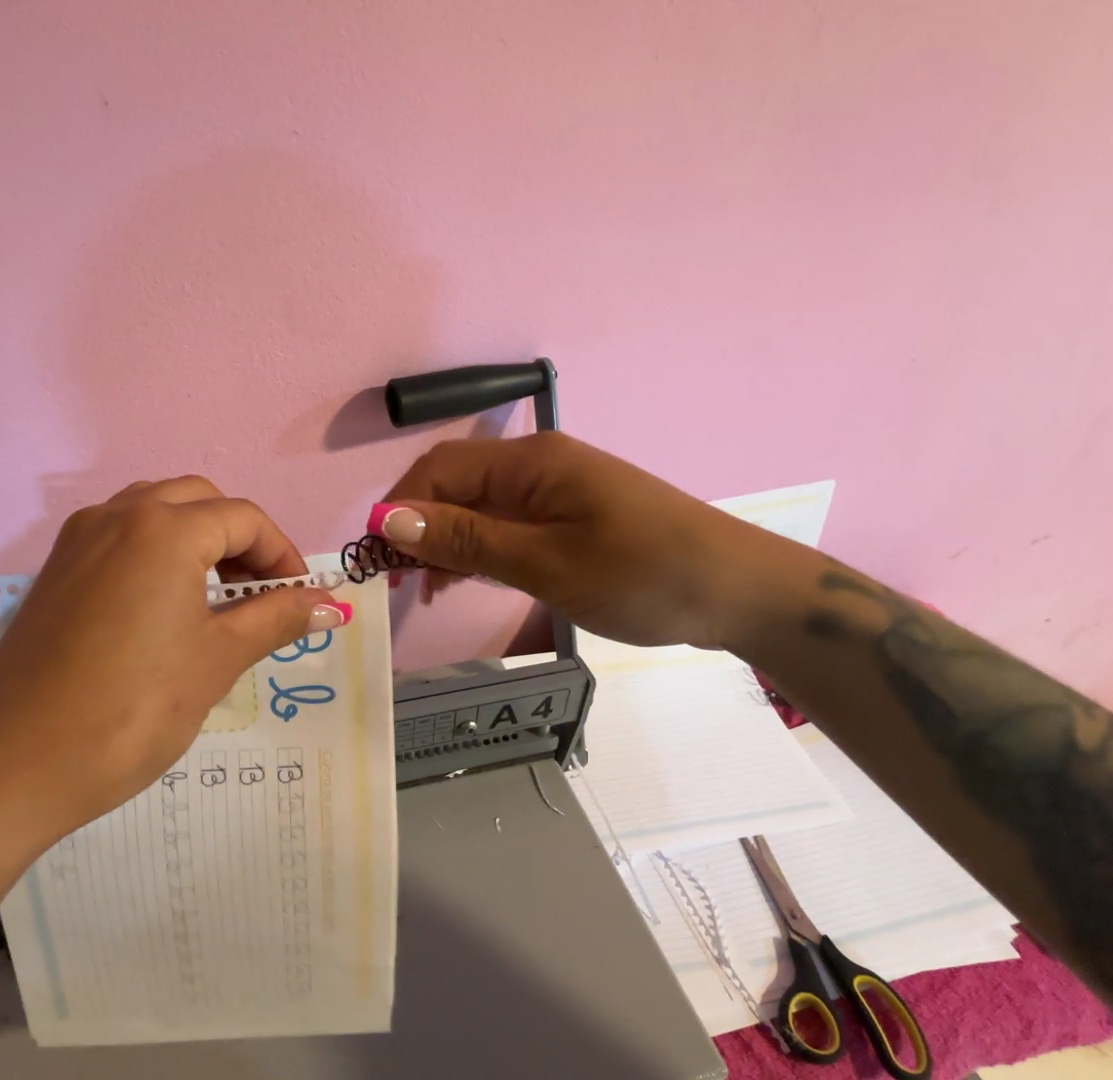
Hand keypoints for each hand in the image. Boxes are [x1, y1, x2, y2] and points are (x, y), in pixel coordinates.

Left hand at [0, 477, 345, 842]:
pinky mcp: (54, 571)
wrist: (15, 764)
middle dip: (240, 539)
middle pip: (198, 501)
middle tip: (261, 595)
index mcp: (164, 528)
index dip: (282, 556)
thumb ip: (275, 618)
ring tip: (217, 599)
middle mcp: (117, 515)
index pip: (244, 519)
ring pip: (154, 512)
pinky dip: (155, 553)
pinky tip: (164, 607)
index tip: (299, 600)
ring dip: (196, 540)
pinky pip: (119, 538)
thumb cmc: (133, 708)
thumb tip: (329, 603)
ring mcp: (78, 540)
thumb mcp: (217, 660)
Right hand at [375, 432, 813, 650]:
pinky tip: (467, 580)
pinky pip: (508, 524)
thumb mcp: (545, 563)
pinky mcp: (572, 517)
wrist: (737, 590)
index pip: (439, 470)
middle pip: (455, 485)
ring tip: (427, 590)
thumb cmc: (641, 574)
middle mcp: (538, 465)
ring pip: (479, 508)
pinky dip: (480, 550)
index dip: (398, 510)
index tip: (375, 562)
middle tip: (397, 584)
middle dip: (417, 528)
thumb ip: (466, 540)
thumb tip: (387, 519)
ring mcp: (557, 491)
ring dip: (446, 542)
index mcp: (529, 462)